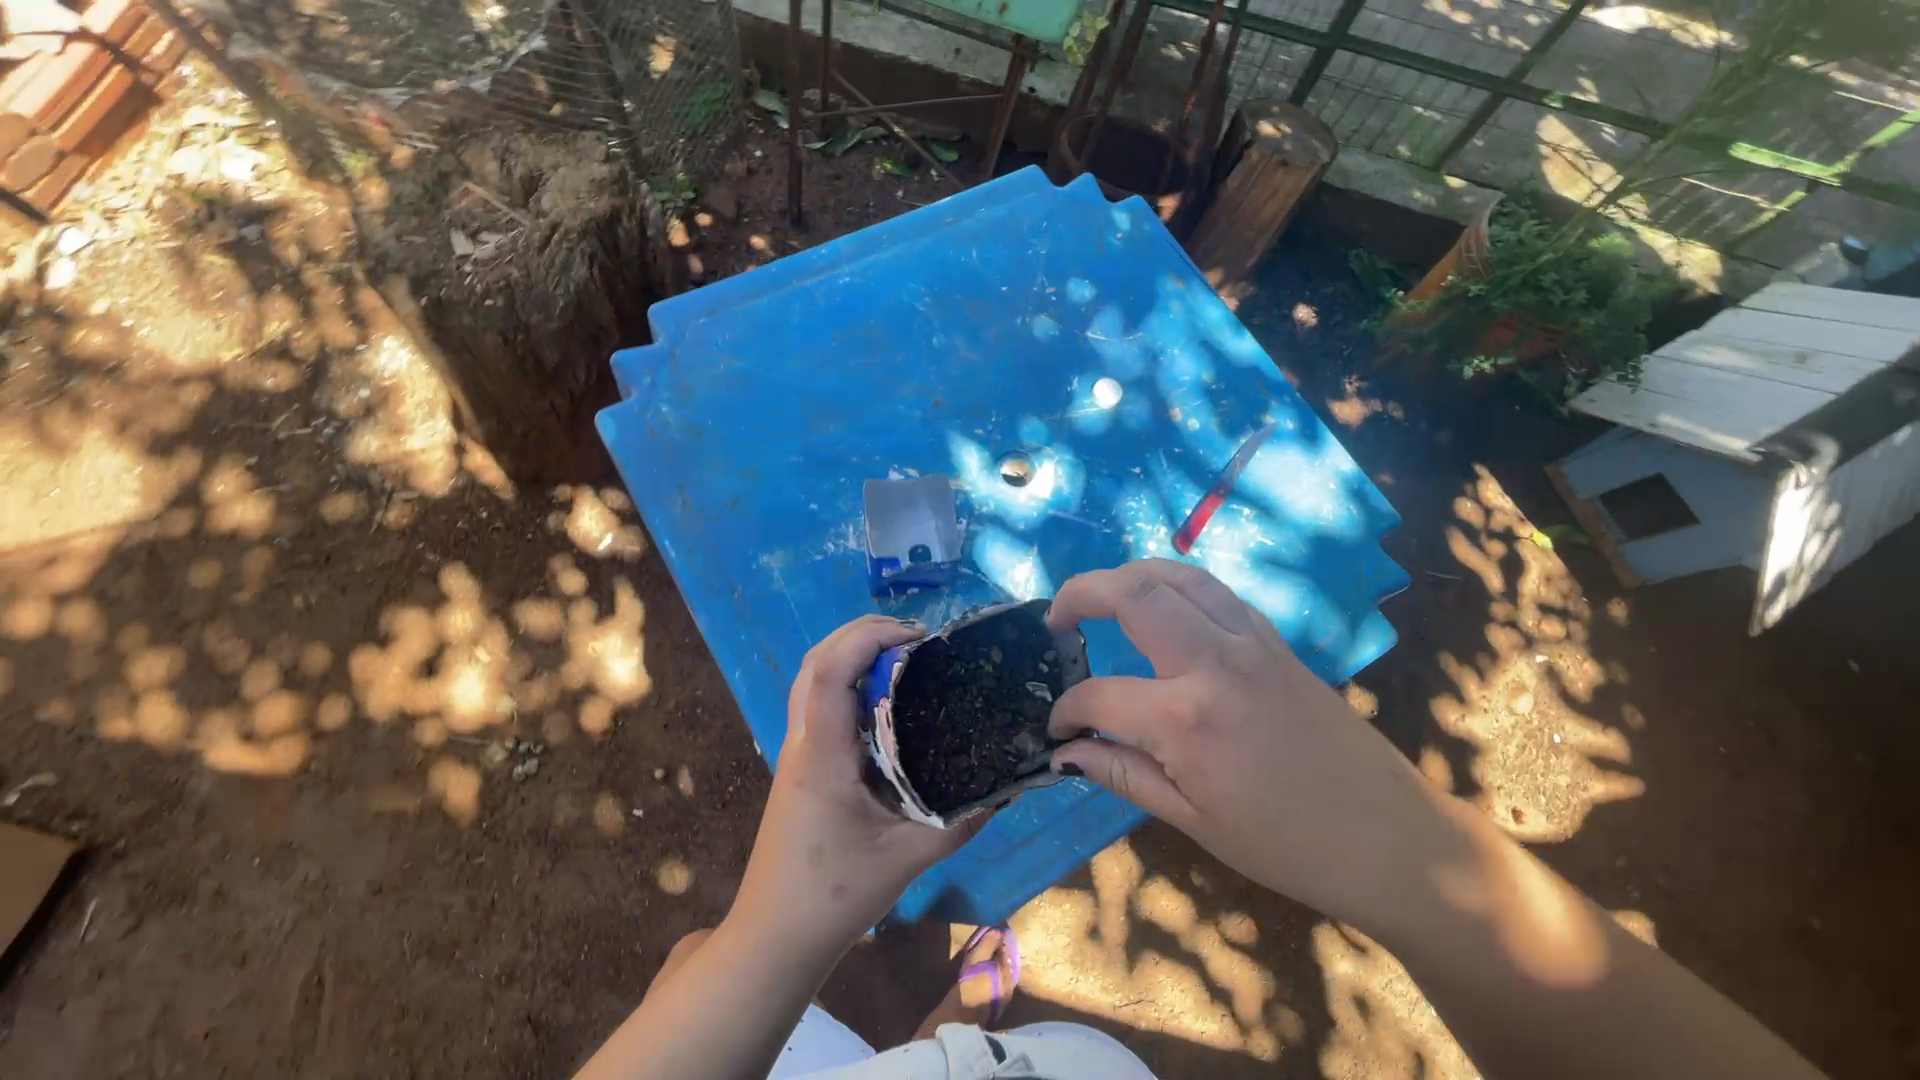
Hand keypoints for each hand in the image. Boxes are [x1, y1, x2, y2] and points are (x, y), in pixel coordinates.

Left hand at [728, 616, 978, 953]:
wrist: (775, 937)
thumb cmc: (835, 897)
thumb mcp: (907, 859)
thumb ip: (959, 822)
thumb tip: (1005, 789)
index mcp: (822, 757)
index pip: (829, 672)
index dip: (867, 639)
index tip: (917, 637)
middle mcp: (802, 744)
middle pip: (814, 662)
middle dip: (861, 634)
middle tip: (916, 639)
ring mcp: (796, 753)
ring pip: (810, 680)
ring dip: (850, 655)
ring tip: (904, 659)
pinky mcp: (799, 766)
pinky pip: (817, 704)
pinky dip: (846, 682)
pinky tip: (885, 703)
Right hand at [1047, 560, 1447, 933]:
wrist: (1389, 836)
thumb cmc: (1286, 843)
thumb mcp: (1191, 819)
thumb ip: (1122, 773)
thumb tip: (1065, 752)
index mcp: (1187, 719)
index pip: (1100, 695)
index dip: (1068, 712)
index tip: (1057, 730)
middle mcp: (1214, 662)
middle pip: (1134, 593)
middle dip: (1081, 593)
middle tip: (1057, 618)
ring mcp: (1250, 641)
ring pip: (1178, 575)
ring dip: (1129, 575)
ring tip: (1101, 596)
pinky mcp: (1275, 640)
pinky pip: (1215, 592)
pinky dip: (1176, 586)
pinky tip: (1164, 608)